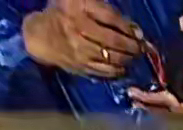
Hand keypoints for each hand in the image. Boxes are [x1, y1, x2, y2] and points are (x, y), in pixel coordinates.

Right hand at [23, 0, 142, 78]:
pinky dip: (119, 70)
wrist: (42, 36)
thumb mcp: (81, 4)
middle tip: (140, 48)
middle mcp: (77, 27)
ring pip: (113, 57)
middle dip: (132, 46)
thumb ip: (107, 13)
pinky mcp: (83, 66)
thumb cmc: (65, 16)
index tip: (139, 34)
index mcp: (76, 5)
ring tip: (133, 56)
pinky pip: (108, 71)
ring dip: (128, 59)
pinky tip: (122, 66)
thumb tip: (136, 30)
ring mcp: (80, 49)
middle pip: (114, 39)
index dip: (127, 27)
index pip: (110, 16)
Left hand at [128, 0, 182, 115]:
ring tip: (133, 96)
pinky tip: (141, 94)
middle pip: (175, 109)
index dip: (172, 105)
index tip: (155, 96)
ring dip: (152, 104)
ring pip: (171, 107)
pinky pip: (168, 99)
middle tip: (133, 95)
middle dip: (155, 105)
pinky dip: (155, 99)